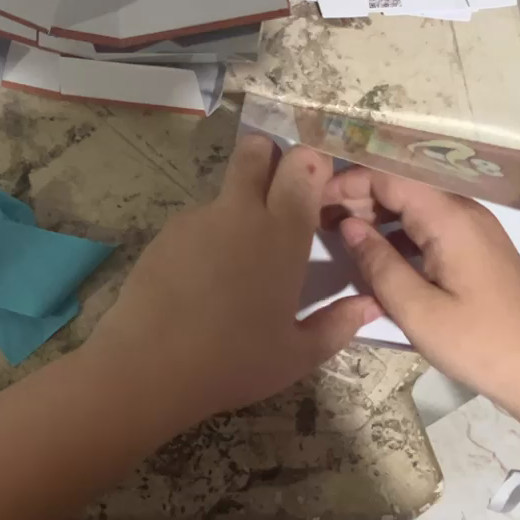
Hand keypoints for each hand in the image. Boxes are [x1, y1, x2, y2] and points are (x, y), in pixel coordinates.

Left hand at [88, 135, 382, 424]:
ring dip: (235, 209)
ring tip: (232, 263)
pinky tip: (199, 279)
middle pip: (255, 152)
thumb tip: (370, 306)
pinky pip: (196, 222)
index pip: (303, 167)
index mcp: (282, 233)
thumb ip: (338, 324)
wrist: (150, 366)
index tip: (315, 185)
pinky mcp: (165, 233)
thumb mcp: (297, 355)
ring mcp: (197, 219)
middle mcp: (240, 212)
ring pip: (224, 192)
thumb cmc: (234, 361)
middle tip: (274, 190)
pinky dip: (205, 238)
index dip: (311, 164)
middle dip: (268, 156)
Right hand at [322, 168, 519, 402]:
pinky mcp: (477, 248)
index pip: (389, 176)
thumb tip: (348, 225)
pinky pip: (429, 225)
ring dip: (377, 214)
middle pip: (403, 185)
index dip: (348, 182)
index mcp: (449, 218)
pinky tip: (377, 255)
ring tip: (341, 236)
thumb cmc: (479, 342)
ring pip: (415, 205)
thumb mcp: (415, 308)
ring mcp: (474, 229)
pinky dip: (398, 232)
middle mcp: (464, 211)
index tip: (315, 201)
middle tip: (319, 221)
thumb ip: (377, 261)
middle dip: (358, 196)